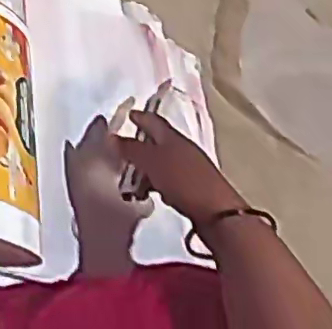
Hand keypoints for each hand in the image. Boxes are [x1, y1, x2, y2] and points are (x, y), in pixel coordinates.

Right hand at [114, 111, 245, 225]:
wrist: (220, 217)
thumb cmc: (182, 181)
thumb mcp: (150, 162)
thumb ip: (130, 149)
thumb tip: (111, 136)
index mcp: (171, 137)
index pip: (152, 120)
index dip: (139, 117)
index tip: (128, 115)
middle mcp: (182, 148)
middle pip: (157, 141)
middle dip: (140, 144)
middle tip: (122, 151)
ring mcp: (191, 169)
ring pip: (162, 162)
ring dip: (147, 168)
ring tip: (133, 180)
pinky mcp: (195, 189)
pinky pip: (170, 179)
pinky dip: (158, 183)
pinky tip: (152, 194)